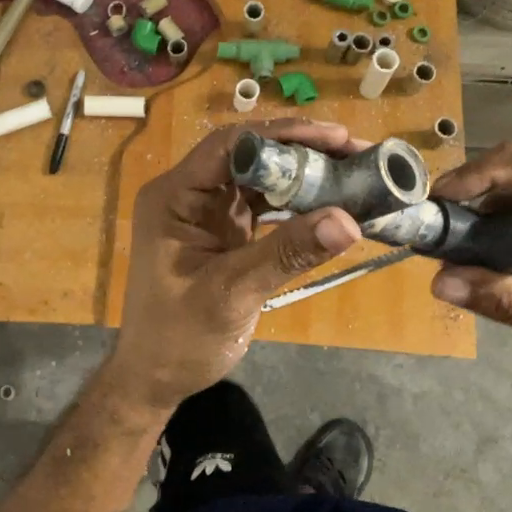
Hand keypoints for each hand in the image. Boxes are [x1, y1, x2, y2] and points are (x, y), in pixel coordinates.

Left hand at [104, 120, 364, 413]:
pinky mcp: (227, 233)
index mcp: (174, 196)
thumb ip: (285, 254)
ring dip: (305, 175)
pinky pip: (267, 207)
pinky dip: (299, 204)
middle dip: (302, 151)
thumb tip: (348, 222)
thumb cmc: (178, 336)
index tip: (333, 137)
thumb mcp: (230, 294)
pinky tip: (335, 203)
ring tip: (355, 172)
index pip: (228, 146)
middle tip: (356, 151)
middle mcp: (190, 194)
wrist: (155, 376)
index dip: (281, 135)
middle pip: (249, 155)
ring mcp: (209, 212)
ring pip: (261, 178)